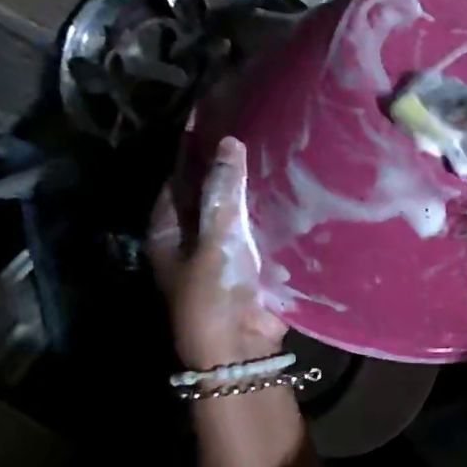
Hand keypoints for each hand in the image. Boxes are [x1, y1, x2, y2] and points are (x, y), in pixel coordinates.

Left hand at [148, 136, 287, 368]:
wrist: (239, 346)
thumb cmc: (213, 293)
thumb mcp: (215, 239)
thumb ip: (223, 192)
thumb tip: (229, 142)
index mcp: (169, 229)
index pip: (181, 178)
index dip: (197, 152)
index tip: (222, 120)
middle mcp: (193, 238)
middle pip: (212, 195)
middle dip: (231, 171)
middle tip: (261, 133)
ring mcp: (225, 253)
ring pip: (240, 214)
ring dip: (257, 194)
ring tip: (284, 157)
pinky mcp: (254, 266)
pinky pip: (264, 234)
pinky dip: (276, 218)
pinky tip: (297, 197)